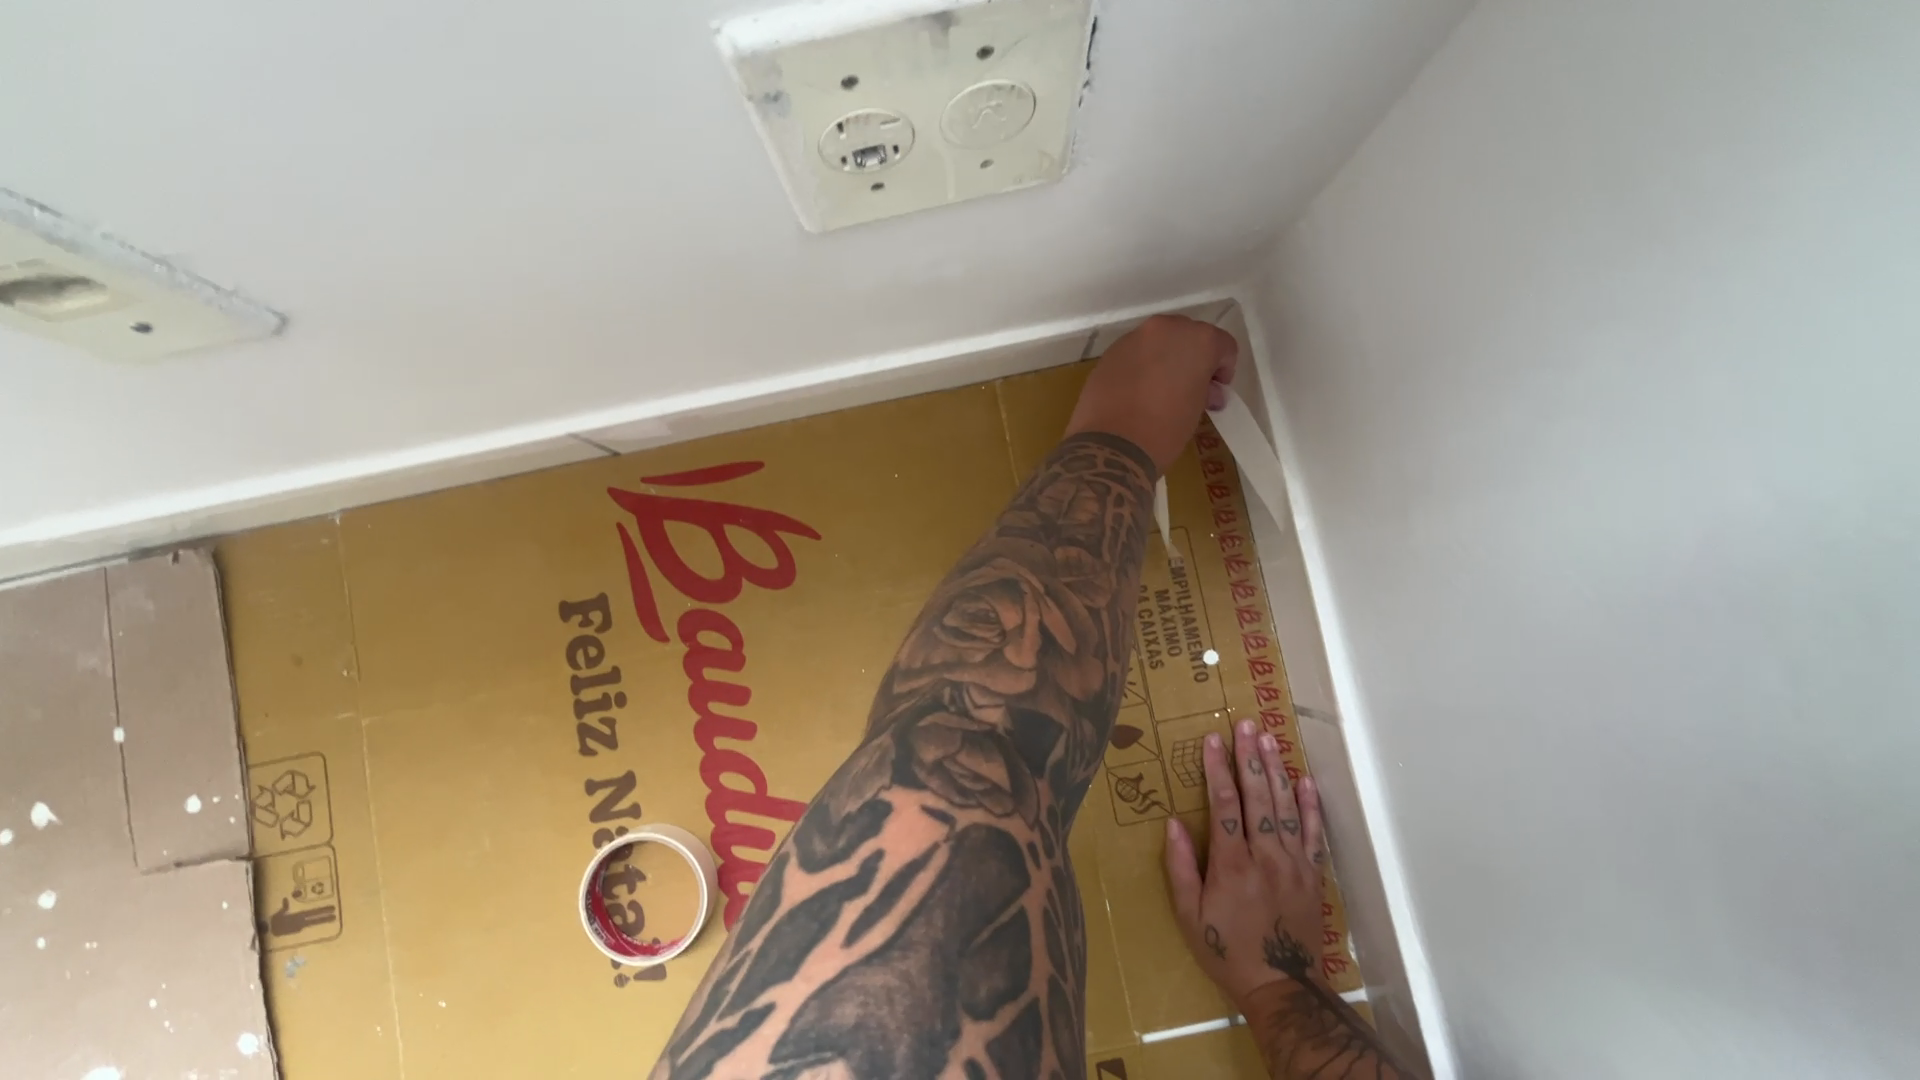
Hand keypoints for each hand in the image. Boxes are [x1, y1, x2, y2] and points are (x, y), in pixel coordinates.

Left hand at [1064, 314, 1238, 473]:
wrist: (1111, 445)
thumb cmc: (1165, 429)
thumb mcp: (1197, 409)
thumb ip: (1204, 390)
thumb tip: (1204, 390)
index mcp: (1198, 339)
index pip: (1222, 346)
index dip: (1222, 369)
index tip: (1215, 391)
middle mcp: (1165, 329)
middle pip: (1187, 336)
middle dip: (1191, 359)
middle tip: (1188, 388)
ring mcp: (1132, 338)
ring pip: (1157, 342)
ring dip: (1163, 360)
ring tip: (1158, 391)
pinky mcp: (1108, 353)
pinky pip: (1133, 355)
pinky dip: (1139, 367)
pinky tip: (1134, 393)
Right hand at [1164, 719, 1327, 1010]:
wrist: (1282, 986)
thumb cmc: (1226, 949)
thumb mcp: (1189, 914)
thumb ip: (1181, 866)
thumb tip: (1174, 822)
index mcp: (1231, 864)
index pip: (1224, 804)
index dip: (1217, 769)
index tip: (1212, 740)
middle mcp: (1265, 856)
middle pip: (1257, 796)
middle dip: (1249, 757)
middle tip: (1245, 724)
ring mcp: (1293, 863)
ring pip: (1284, 806)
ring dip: (1276, 770)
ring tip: (1269, 738)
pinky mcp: (1312, 874)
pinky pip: (1313, 833)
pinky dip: (1309, 806)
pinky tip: (1305, 780)